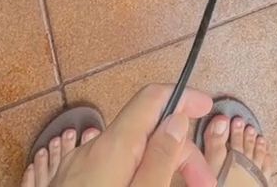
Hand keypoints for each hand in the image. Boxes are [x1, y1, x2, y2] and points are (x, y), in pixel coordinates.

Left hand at [47, 85, 216, 186]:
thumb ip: (159, 160)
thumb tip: (176, 119)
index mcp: (112, 147)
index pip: (152, 98)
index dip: (183, 97)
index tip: (208, 109)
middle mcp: (92, 149)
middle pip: (145, 132)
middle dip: (179, 152)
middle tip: (204, 185)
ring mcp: (76, 168)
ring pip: (129, 155)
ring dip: (158, 168)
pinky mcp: (69, 185)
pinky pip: (110, 171)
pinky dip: (134, 178)